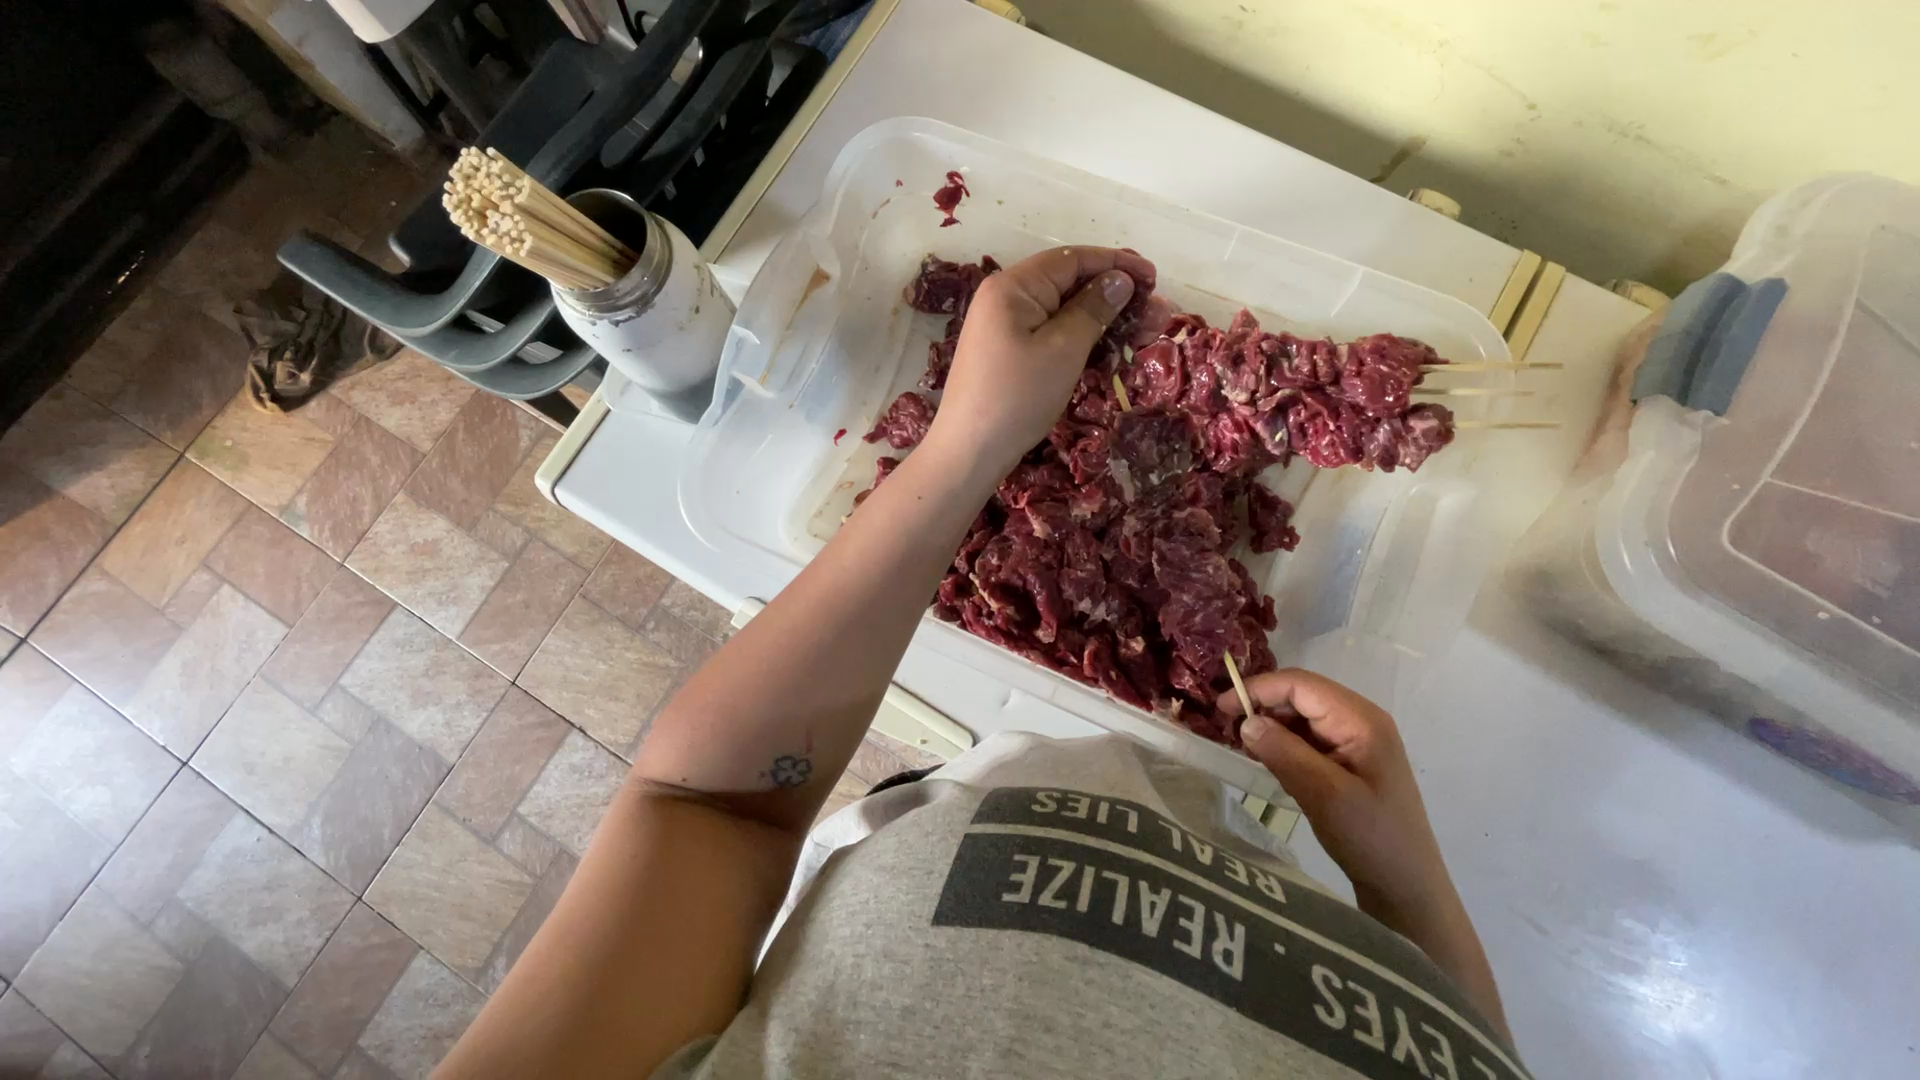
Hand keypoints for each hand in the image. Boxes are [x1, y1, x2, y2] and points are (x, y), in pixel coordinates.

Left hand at [927, 246, 1155, 464]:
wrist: (970, 452)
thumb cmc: (1016, 397)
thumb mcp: (1063, 349)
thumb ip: (1093, 309)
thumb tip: (1119, 279)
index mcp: (1014, 287)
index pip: (1073, 259)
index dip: (1117, 265)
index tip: (1155, 280)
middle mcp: (1007, 300)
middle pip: (1071, 285)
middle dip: (1117, 298)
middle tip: (1158, 317)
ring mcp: (1007, 330)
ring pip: (1066, 315)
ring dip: (1107, 323)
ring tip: (1146, 336)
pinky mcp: (1011, 358)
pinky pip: (1054, 338)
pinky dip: (1084, 343)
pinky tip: (1114, 355)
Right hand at [1219, 669, 1448, 906]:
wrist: (1406, 886)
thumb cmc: (1372, 839)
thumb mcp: (1325, 795)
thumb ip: (1284, 753)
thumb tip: (1246, 722)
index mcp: (1361, 720)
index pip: (1300, 684)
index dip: (1258, 689)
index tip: (1221, 709)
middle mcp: (1360, 720)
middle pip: (1301, 695)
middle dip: (1263, 706)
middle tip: (1228, 731)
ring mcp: (1356, 740)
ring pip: (1301, 716)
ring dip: (1271, 726)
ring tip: (1244, 748)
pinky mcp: (1348, 760)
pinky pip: (1307, 738)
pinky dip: (1283, 744)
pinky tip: (1269, 762)